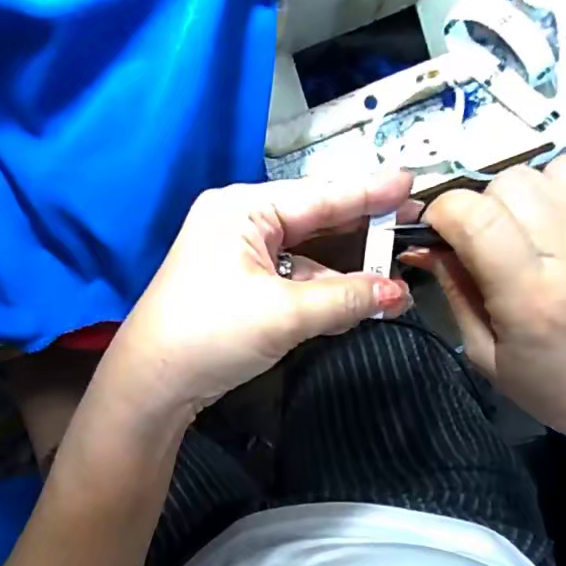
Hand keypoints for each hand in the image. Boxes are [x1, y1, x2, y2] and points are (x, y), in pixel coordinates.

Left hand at [100, 174, 413, 418]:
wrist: (153, 385)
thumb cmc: (210, 336)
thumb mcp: (284, 315)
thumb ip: (345, 298)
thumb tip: (395, 293)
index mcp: (241, 210)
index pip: (319, 195)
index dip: (369, 191)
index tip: (412, 181)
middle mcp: (238, 224)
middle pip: (313, 221)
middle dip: (361, 231)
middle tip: (410, 223)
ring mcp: (235, 257)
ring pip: (304, 256)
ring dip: (342, 273)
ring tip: (390, 281)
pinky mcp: (237, 288)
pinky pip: (290, 280)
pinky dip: (319, 292)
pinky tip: (352, 302)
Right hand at [403, 151, 565, 456]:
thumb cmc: (565, 389)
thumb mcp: (492, 357)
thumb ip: (457, 293)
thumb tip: (426, 243)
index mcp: (535, 298)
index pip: (475, 215)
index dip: (448, 211)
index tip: (447, 227)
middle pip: (515, 181)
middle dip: (496, 206)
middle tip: (509, 241)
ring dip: (551, 195)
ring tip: (562, 233)